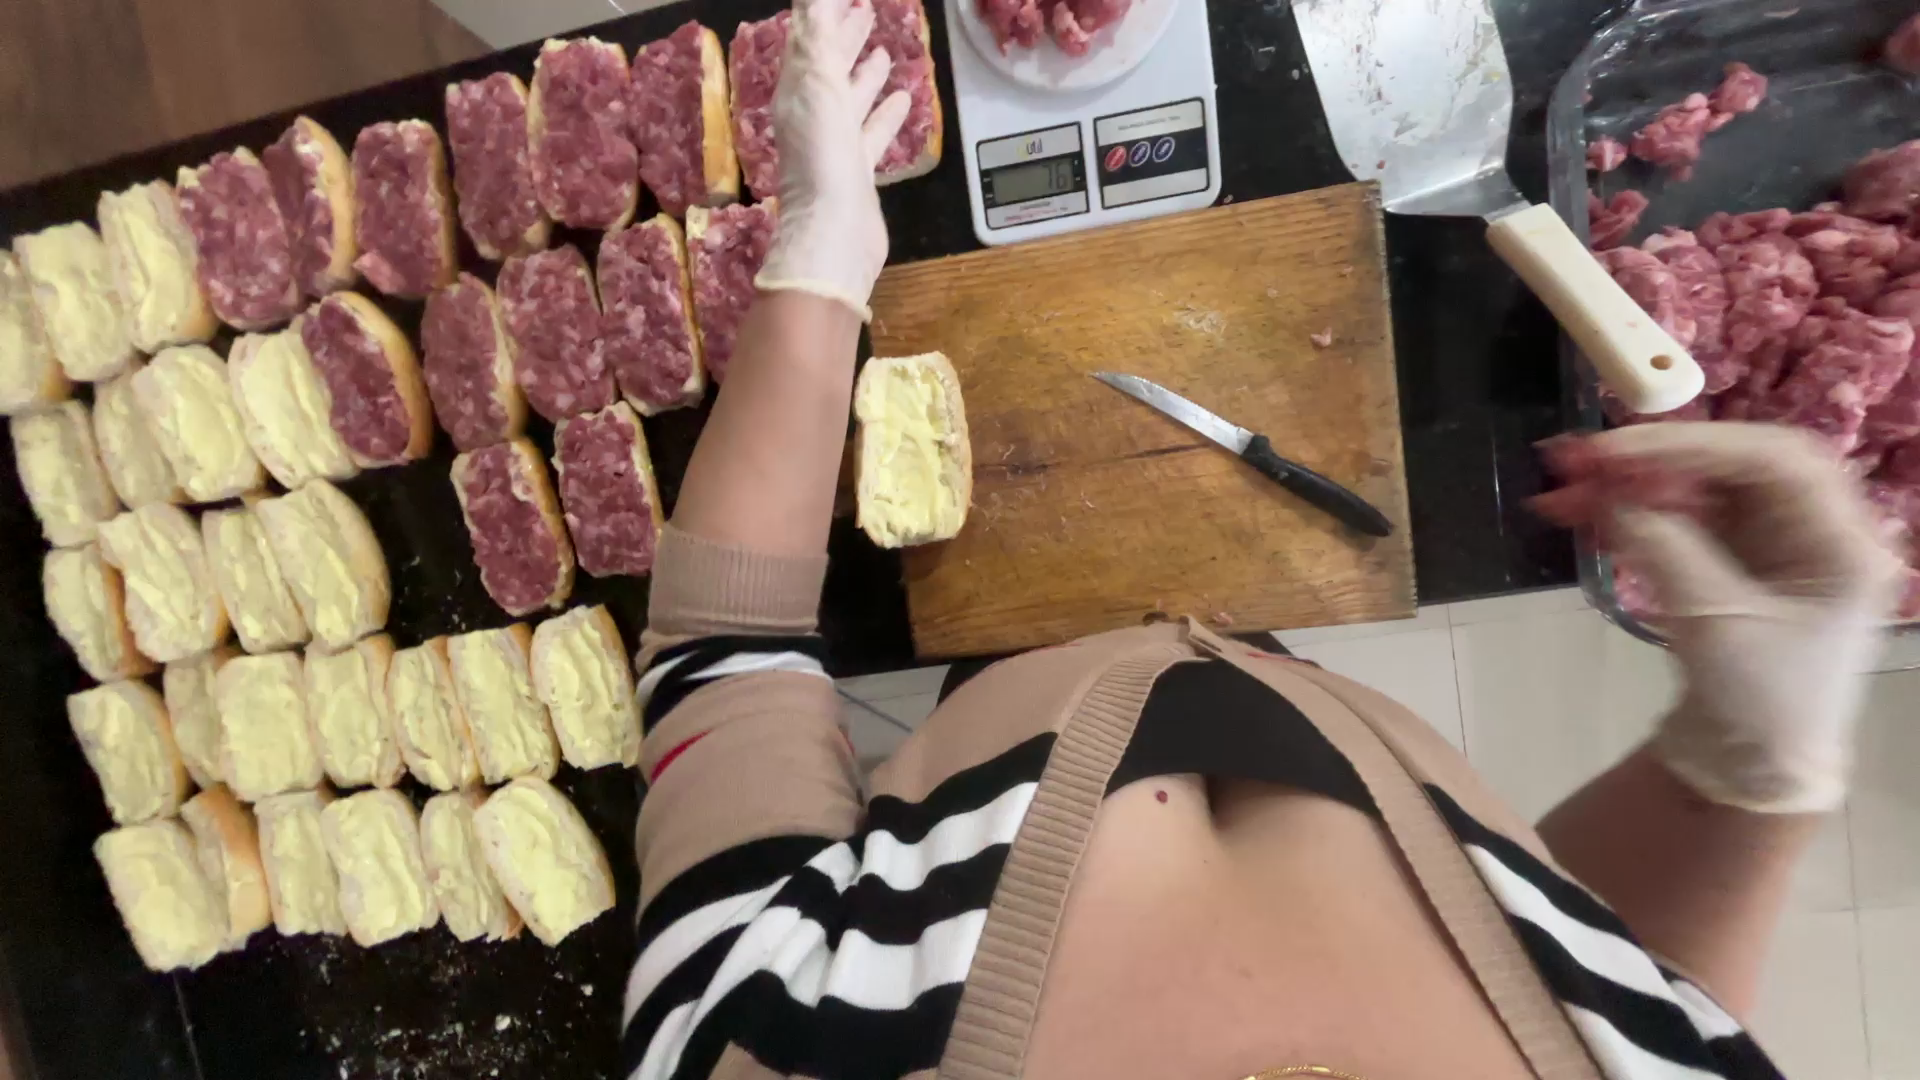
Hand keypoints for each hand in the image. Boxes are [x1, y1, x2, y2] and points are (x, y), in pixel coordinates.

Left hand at [752, 0, 911, 319]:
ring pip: (852, 100)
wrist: (835, 235)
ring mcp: (836, 147)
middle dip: (845, 38)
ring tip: (886, 53)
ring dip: (866, 76)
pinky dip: (885, 115)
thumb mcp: (817, 82)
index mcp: (798, 92)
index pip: (809, 39)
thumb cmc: (824, 158)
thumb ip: (817, 33)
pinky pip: (872, 134)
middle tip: (866, 11)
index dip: (825, 13)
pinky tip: (904, 100)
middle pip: (830, 68)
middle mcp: (813, 117)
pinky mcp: (858, 173)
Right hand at [1537, 422, 1905, 812]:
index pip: (1771, 461)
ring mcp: (1762, 543)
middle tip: (1574, 461)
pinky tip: (1577, 515)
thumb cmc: (1758, 697)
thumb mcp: (1714, 622)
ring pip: (1690, 488)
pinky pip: (1667, 517)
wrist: (1748, 753)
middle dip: (1650, 457)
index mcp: (1839, 543)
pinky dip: (1620, 512)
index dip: (1689, 445)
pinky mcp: (1720, 558)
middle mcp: (1808, 529)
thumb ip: (1667, 550)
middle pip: (1728, 465)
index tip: (1609, 453)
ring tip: (1558, 493)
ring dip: (1622, 485)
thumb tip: (1609, 498)